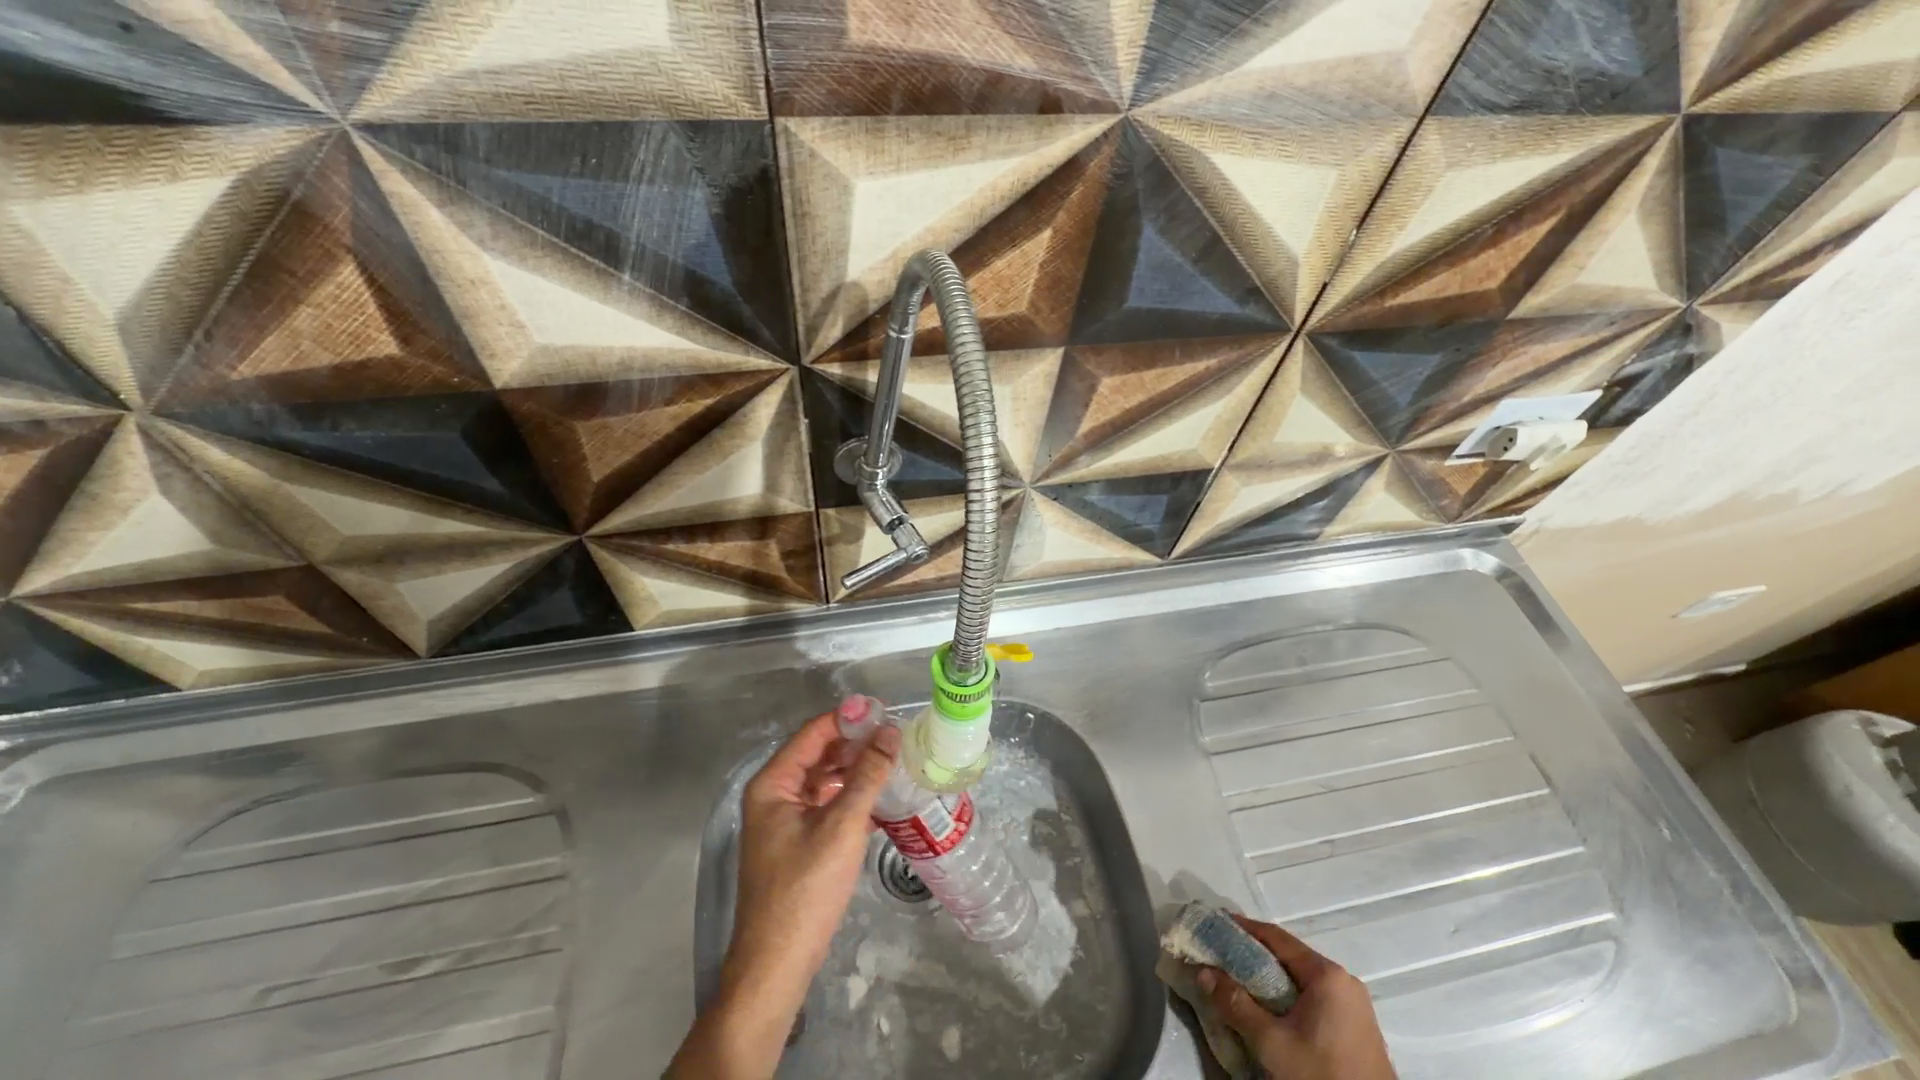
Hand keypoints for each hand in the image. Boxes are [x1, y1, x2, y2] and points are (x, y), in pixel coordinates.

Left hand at [667, 703, 899, 1079]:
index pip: (813, 734)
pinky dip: (850, 796)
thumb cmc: (806, 888)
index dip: (848, 719)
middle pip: (817, 754)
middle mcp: (773, 795)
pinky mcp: (796, 842)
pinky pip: (825, 804)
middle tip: (897, 737)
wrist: (778, 959)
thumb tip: (890, 732)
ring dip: (854, 770)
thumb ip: (867, 776)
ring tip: (894, 761)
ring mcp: (783, 820)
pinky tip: (879, 797)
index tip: (886, 712)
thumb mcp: (842, 826)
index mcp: (772, 784)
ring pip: (823, 780)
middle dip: (854, 743)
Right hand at [1197, 915, 1396, 1079]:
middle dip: (1255, 955)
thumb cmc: (1321, 1074)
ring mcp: (1354, 1003)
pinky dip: (1289, 995)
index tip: (1216, 925)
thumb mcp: (1271, 1042)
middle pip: (1291, 956)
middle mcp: (1344, 980)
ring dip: (1271, 977)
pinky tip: (1272, 1010)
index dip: (1244, 929)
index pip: (1277, 937)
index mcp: (1327, 975)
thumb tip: (1204, 972)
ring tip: (1240, 983)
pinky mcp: (1356, 1025)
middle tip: (1222, 957)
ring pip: (1303, 978)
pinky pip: (1316, 997)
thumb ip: (1235, 1004)